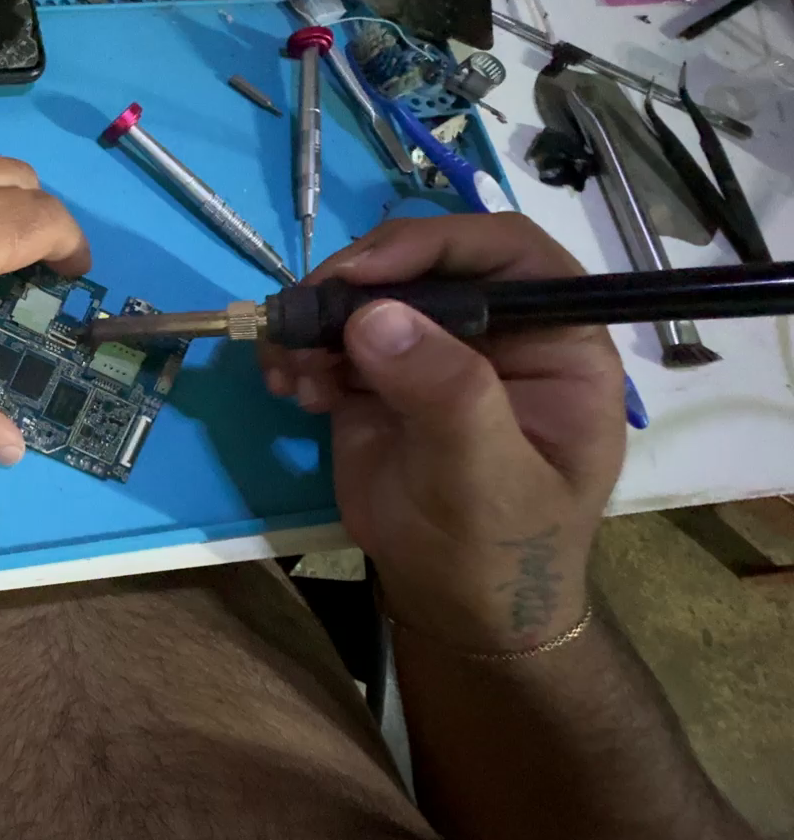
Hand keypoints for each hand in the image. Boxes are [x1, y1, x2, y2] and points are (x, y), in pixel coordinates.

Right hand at [260, 215, 625, 651]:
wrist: (447, 593)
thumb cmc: (495, 544)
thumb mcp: (483, 476)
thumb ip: (444, 394)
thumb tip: (372, 317)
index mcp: (551, 340)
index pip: (501, 252)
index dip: (429, 245)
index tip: (355, 275)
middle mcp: (487, 333)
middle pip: (413, 267)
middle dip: (347, 289)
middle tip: (297, 321)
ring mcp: (423, 353)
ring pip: (357, 300)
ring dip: (309, 325)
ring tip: (289, 374)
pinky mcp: (371, 377)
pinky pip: (324, 339)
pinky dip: (294, 354)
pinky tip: (288, 389)